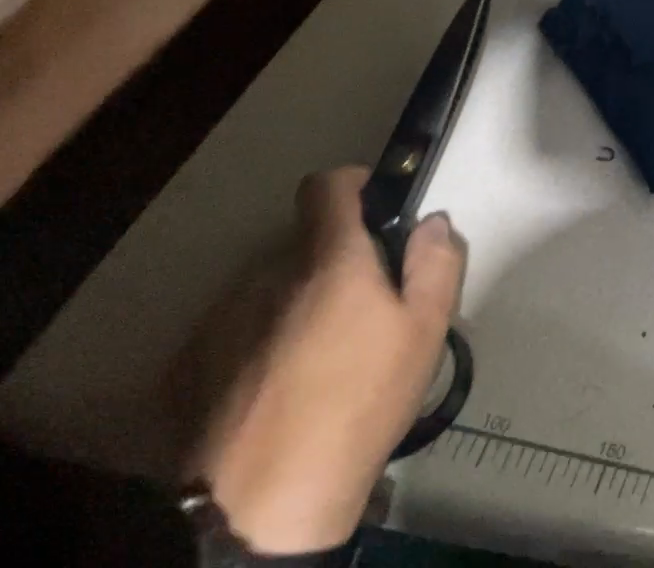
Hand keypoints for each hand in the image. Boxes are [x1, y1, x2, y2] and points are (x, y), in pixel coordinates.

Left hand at [193, 166, 464, 553]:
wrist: (271, 493)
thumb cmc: (365, 398)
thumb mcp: (427, 330)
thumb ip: (436, 263)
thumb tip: (432, 223)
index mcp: (330, 262)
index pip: (326, 188)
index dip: (354, 184)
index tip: (377, 207)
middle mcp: (268, 278)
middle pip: (306, 246)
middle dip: (338, 261)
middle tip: (369, 309)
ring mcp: (223, 320)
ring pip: (273, 288)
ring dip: (300, 301)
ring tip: (326, 356)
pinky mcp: (193, 363)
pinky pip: (239, 329)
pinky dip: (264, 339)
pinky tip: (286, 384)